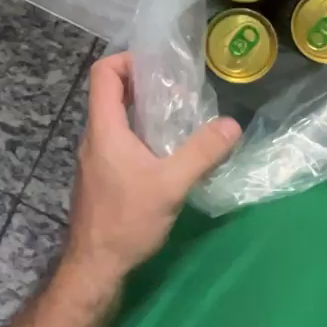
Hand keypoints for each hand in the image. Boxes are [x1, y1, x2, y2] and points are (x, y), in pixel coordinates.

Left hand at [60, 52, 240, 285]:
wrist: (95, 267)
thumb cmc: (126, 220)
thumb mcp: (171, 185)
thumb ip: (201, 153)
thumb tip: (232, 125)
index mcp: (104, 128)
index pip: (103, 73)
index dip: (127, 59)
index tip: (159, 66)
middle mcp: (94, 137)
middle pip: (111, 93)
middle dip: (143, 84)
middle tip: (178, 90)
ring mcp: (95, 158)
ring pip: (116, 119)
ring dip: (143, 111)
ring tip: (178, 118)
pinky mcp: (101, 176)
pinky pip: (118, 140)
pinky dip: (140, 134)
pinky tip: (166, 152)